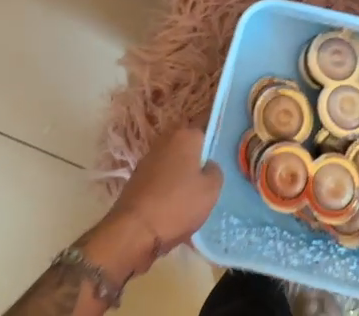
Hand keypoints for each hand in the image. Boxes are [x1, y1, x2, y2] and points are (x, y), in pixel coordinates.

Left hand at [80, 127, 222, 282]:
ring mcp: (149, 158)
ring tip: (194, 196)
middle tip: (210, 179)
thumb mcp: (210, 190)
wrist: (135, 230)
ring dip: (183, 174)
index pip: (206, 128)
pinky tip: (175, 205)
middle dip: (198, 159)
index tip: (223, 156)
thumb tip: (208, 165)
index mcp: (185, 135)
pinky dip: (169, 187)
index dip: (215, 141)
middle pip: (189, 146)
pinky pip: (162, 177)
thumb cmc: (178, 205)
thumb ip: (215, 171)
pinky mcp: (138, 177)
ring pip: (175, 162)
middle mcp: (166, 140)